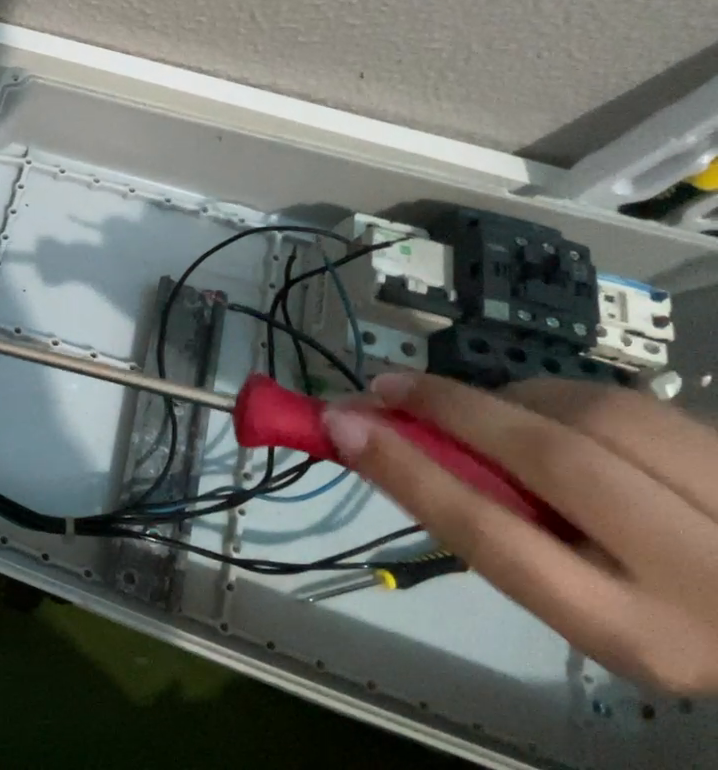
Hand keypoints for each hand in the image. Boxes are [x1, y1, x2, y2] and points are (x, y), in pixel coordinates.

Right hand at [324, 372, 717, 692]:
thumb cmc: (646, 609)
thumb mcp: (569, 597)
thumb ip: (490, 528)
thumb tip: (379, 439)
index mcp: (636, 632)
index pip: (495, 538)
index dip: (408, 473)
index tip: (338, 423)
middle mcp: (705, 577)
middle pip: (555, 461)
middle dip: (454, 409)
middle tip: (386, 387)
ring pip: (602, 417)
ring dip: (513, 399)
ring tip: (473, 408)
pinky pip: (639, 405)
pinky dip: (570, 400)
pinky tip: (547, 415)